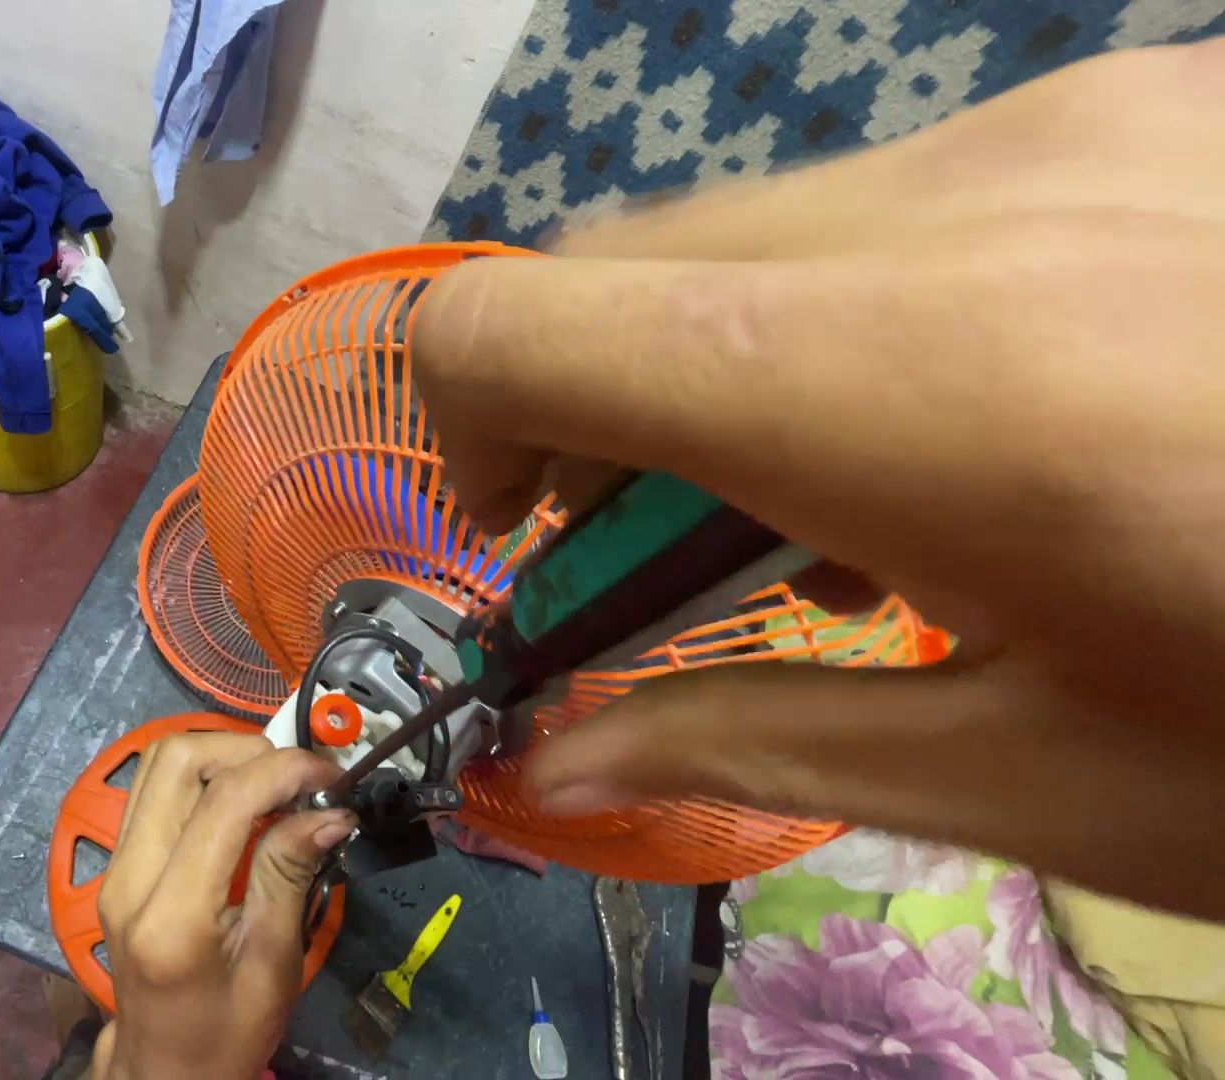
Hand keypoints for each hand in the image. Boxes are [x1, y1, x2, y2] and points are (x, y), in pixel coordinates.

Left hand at [90, 733, 354, 1079]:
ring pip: (160, 761)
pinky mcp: (119, 858)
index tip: (330, 777)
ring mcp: (116, 863)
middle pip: (176, 759)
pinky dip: (205, 773)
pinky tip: (243, 798)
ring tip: (274, 783)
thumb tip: (332, 810)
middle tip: (297, 779)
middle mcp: (129, 875)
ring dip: (224, 754)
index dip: (283, 771)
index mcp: (171, 916)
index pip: (222, 802)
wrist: (161, 1070)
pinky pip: (156, 785)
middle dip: (248, 750)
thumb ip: (291, 876)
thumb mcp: (273, 966)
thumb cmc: (225, 1034)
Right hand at [411, 42, 1224, 917]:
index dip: (467, 423)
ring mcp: (1038, 130)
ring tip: (791, 499)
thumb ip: (735, 745)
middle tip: (636, 538)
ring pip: (702, 246)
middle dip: (564, 414)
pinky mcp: (1106, 113)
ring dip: (673, 375)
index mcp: (903, 385)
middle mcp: (944, 205)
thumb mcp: (1045, 780)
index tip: (520, 524)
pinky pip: (826, 221)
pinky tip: (911, 426)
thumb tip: (543, 771)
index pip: (518, 330)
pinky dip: (780, 330)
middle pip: (596, 278)